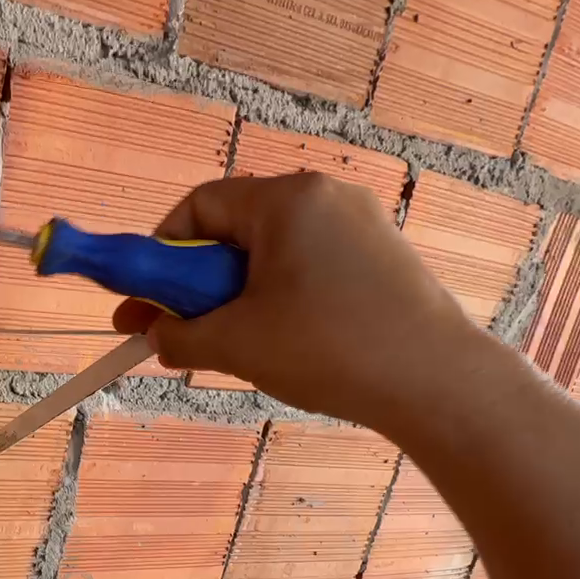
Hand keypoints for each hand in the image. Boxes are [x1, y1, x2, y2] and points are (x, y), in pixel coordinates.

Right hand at [112, 173, 516, 433]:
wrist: (433, 380)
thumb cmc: (323, 347)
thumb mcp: (230, 344)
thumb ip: (175, 335)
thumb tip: (153, 335)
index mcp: (286, 200)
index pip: (197, 206)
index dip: (160, 252)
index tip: (146, 299)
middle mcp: (323, 197)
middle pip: (230, 229)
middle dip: (192, 282)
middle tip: (172, 330)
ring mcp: (356, 224)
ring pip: (264, 253)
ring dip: (228, 296)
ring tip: (225, 344)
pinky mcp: (376, 256)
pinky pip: (299, 267)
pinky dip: (268, 299)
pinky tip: (271, 341)